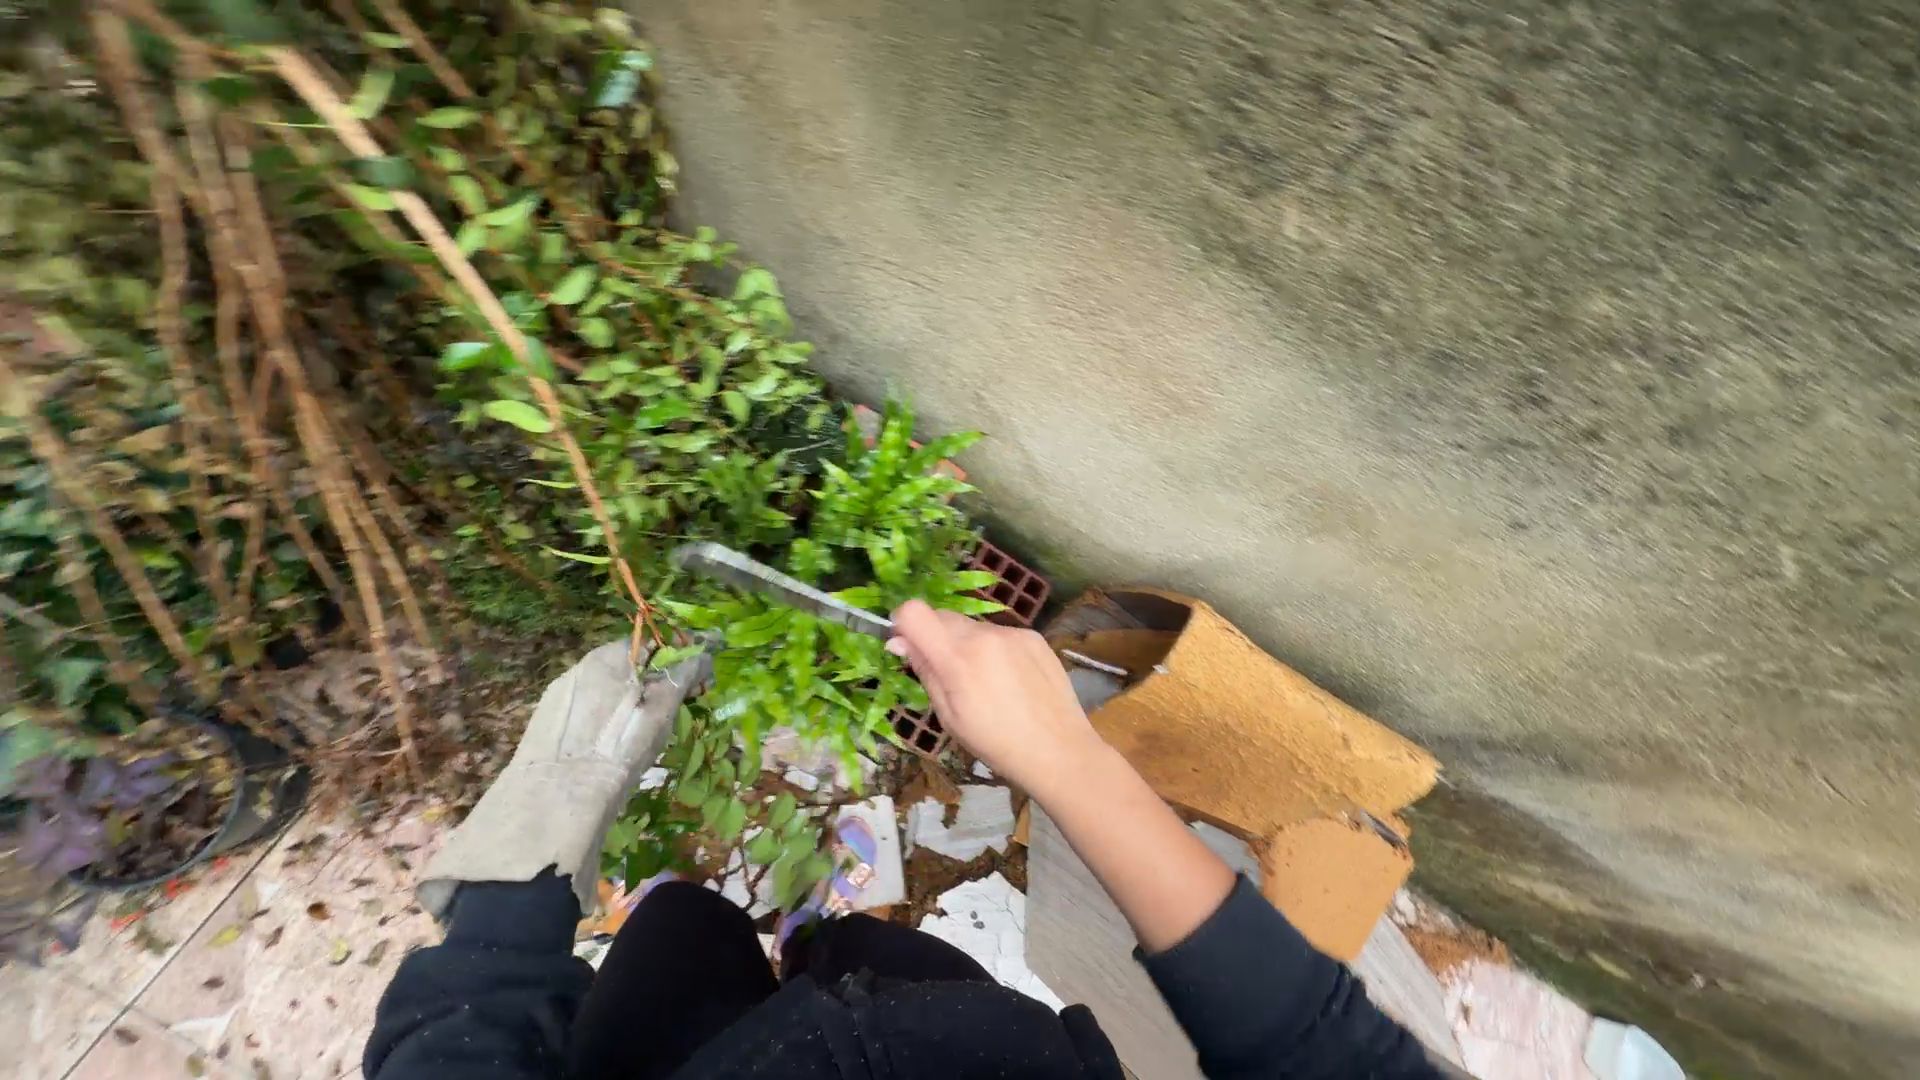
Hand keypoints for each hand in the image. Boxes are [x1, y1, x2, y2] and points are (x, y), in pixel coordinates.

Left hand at [416, 639, 708, 918]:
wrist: (551, 808)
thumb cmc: (617, 750)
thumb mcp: (662, 711)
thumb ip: (683, 676)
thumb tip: (705, 655)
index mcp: (607, 657)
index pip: (651, 643)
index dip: (678, 658)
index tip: (697, 683)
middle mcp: (578, 670)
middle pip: (628, 668)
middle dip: (655, 684)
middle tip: (677, 712)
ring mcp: (558, 701)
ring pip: (606, 695)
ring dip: (631, 707)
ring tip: (645, 740)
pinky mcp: (545, 731)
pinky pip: (586, 718)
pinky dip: (606, 726)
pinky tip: (612, 754)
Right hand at [887, 600, 1103, 795]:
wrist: (1058, 750)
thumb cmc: (996, 743)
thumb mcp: (949, 716)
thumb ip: (925, 671)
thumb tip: (898, 641)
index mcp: (958, 659)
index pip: (914, 612)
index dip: (903, 624)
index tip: (906, 644)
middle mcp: (984, 635)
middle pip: (942, 616)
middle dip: (934, 636)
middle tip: (946, 672)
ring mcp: (1012, 633)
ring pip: (972, 627)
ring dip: (966, 644)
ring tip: (984, 682)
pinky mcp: (1034, 636)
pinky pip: (1000, 634)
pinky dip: (994, 649)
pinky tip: (1009, 679)